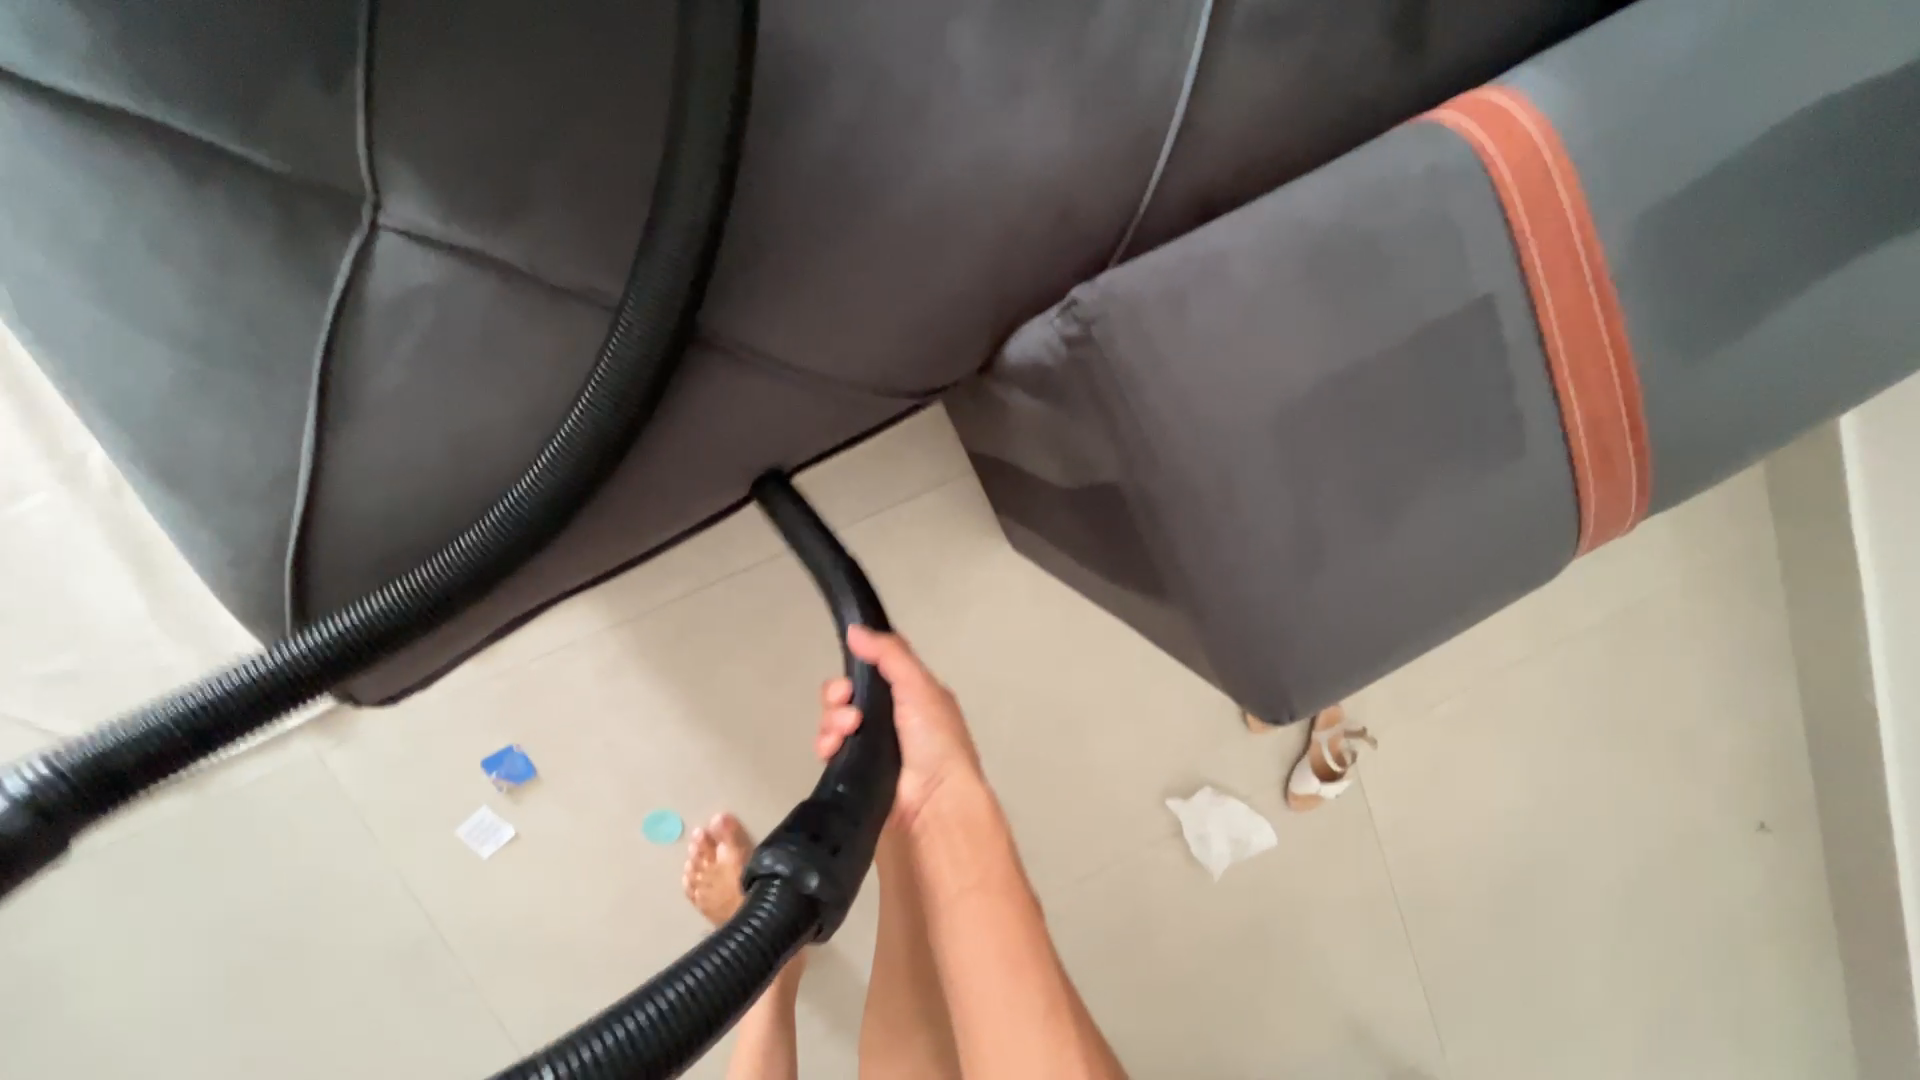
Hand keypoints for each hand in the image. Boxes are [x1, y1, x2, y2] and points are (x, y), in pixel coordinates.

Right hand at [815, 625, 982, 832]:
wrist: (933, 803)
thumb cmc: (935, 740)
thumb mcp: (919, 685)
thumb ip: (889, 654)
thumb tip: (854, 629)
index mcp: (913, 697)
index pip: (873, 673)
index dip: (856, 670)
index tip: (850, 678)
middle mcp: (892, 720)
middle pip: (848, 695)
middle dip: (838, 697)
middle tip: (847, 712)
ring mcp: (872, 748)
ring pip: (835, 721)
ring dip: (832, 722)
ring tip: (844, 734)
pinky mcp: (855, 773)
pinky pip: (830, 749)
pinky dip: (826, 745)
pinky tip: (831, 750)